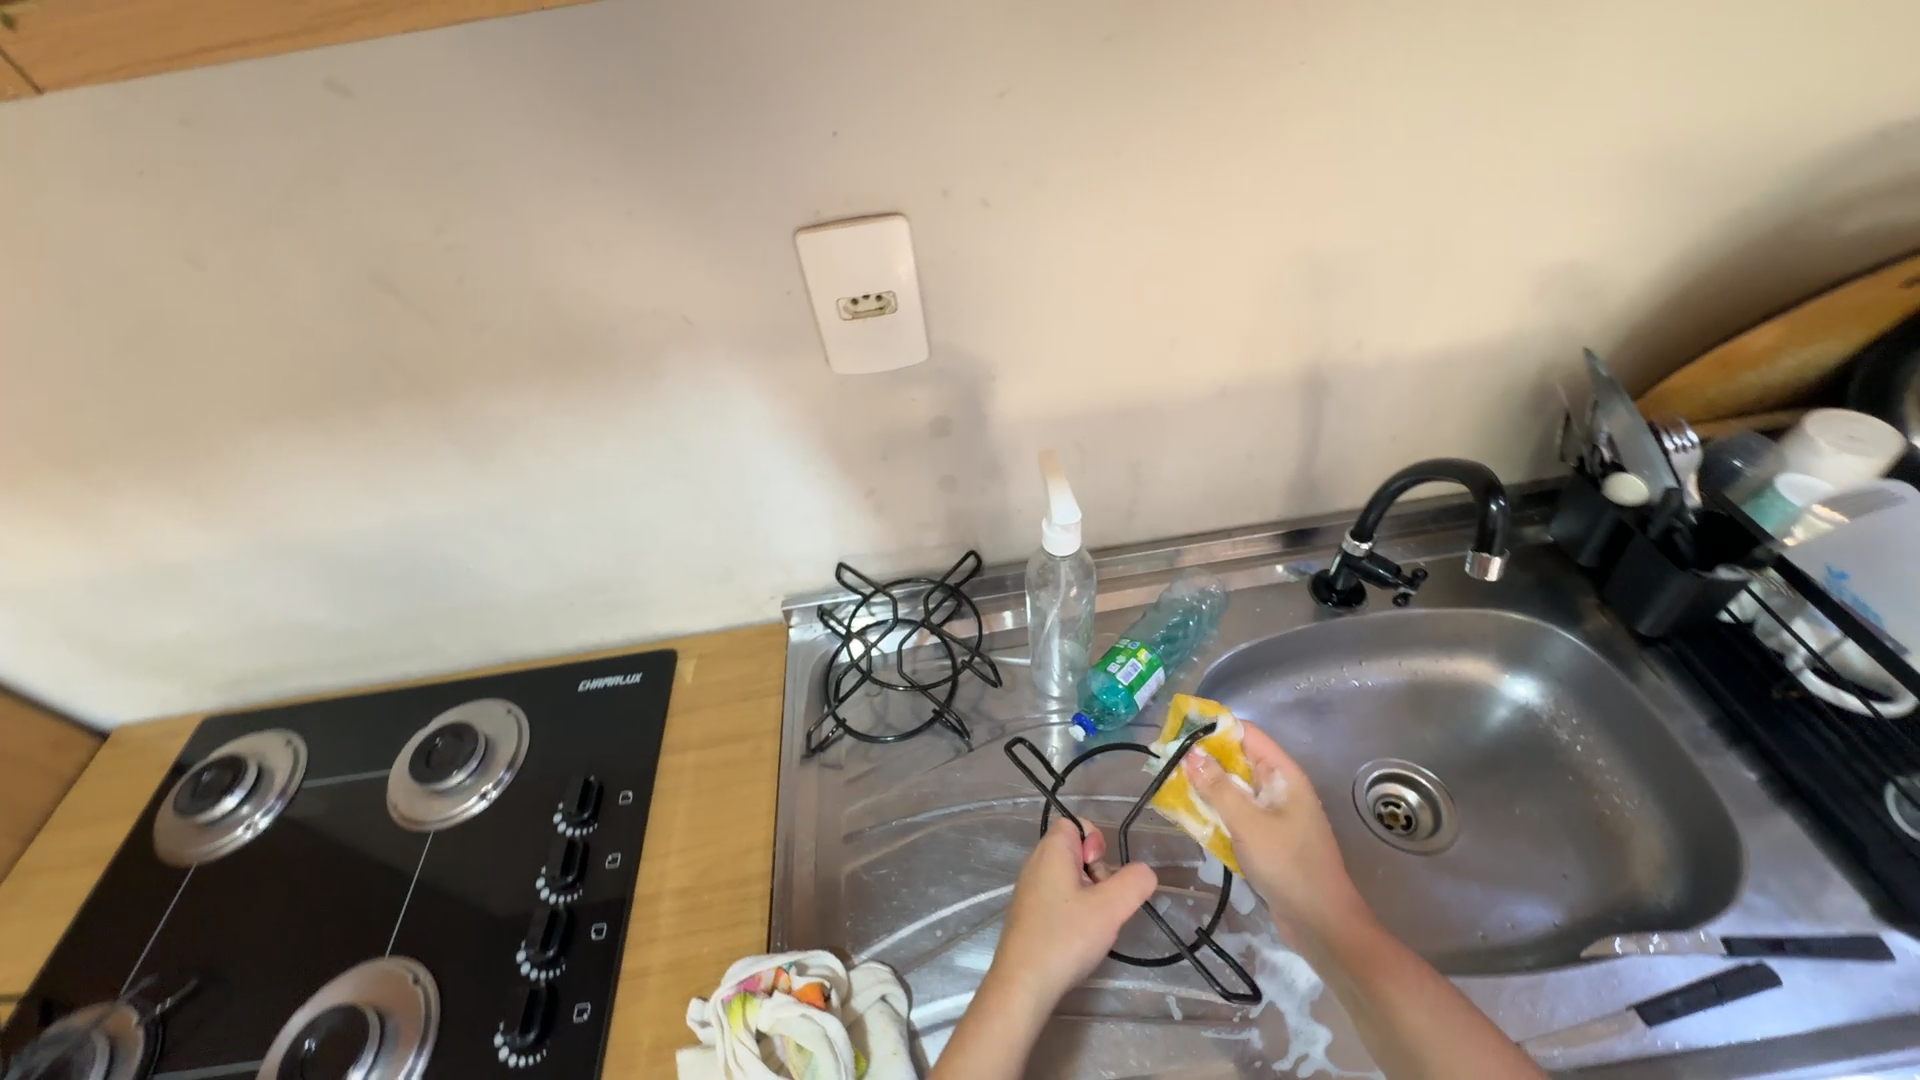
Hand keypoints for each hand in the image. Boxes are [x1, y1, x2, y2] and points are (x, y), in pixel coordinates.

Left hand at [985, 821, 1158, 1012]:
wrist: (1023, 983)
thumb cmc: (1066, 936)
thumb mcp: (1111, 907)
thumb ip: (1135, 882)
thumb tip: (1144, 872)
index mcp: (1052, 850)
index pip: (1076, 824)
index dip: (1096, 843)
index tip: (1100, 875)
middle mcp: (1036, 863)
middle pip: (1076, 852)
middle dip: (1097, 874)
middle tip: (1100, 904)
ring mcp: (1030, 889)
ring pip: (1070, 878)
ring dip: (1088, 898)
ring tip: (1090, 926)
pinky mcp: (1028, 913)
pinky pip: (1058, 899)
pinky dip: (1073, 912)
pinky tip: (1076, 938)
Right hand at [1183, 723, 1367, 944]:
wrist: (1321, 923)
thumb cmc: (1288, 865)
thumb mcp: (1247, 822)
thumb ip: (1217, 787)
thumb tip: (1190, 753)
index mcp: (1284, 775)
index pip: (1247, 734)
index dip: (1215, 727)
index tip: (1179, 727)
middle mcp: (1280, 789)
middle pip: (1238, 760)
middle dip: (1204, 757)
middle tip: (1165, 757)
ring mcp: (1275, 814)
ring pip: (1235, 789)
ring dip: (1206, 786)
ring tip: (1170, 783)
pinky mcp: (1267, 838)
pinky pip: (1237, 814)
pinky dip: (1215, 811)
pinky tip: (1190, 816)